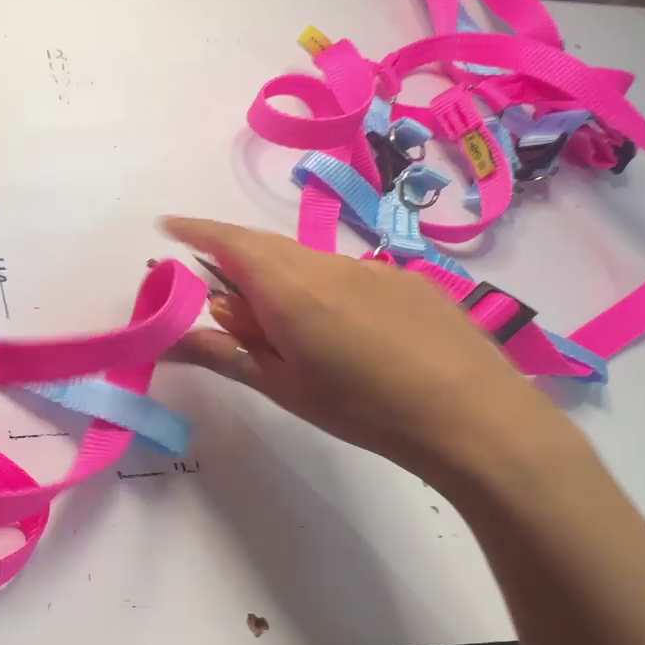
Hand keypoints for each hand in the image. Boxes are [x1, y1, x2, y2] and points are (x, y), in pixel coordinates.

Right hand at [160, 217, 580, 485]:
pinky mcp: (408, 282)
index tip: (166, 225)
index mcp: (289, 289)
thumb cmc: (362, 408)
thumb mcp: (279, 386)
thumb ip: (220, 352)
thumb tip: (166, 339)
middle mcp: (327, 265)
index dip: (195, 230)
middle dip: (231, 258)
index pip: (229, 243)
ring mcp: (373, 270)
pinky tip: (338, 334)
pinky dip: (318, 289)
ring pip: (305, 261)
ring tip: (281, 332)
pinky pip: (343, 274)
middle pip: (264, 247)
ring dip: (277, 280)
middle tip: (217, 298)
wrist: (478, 420)